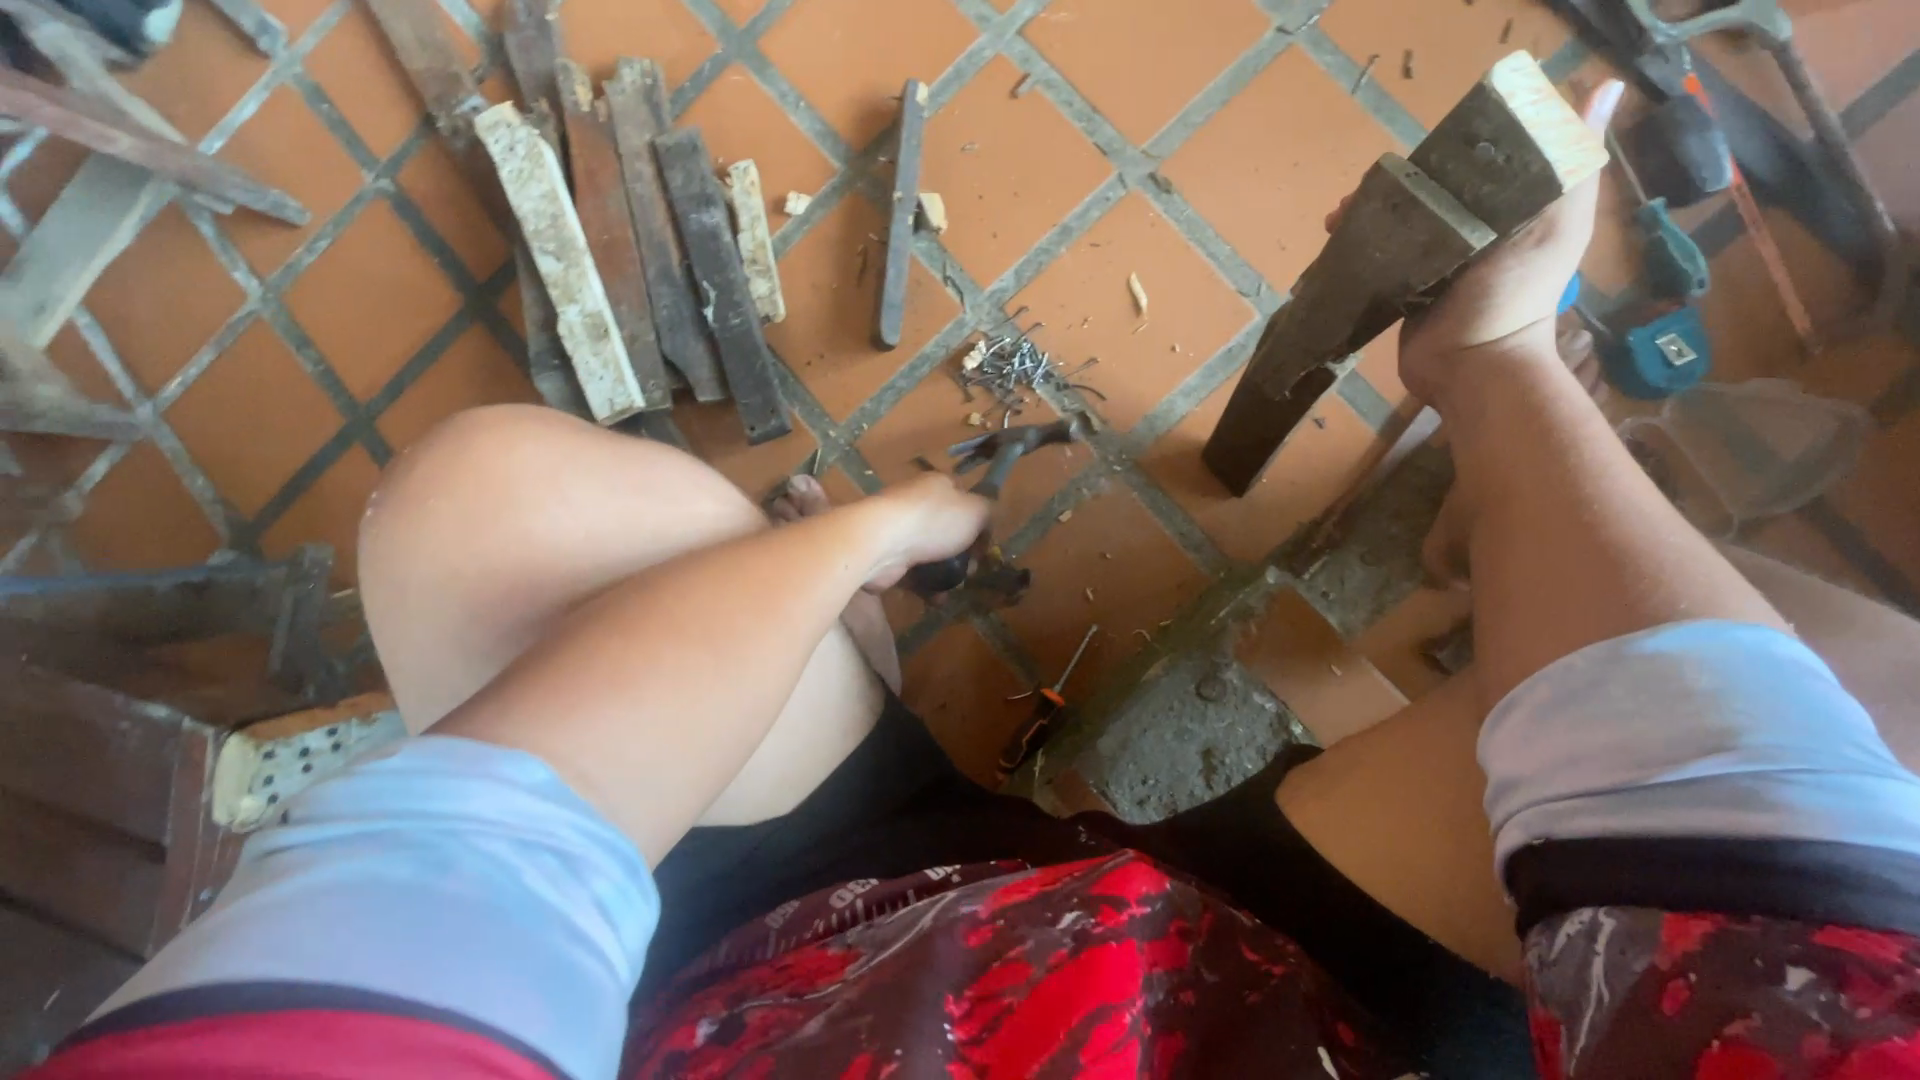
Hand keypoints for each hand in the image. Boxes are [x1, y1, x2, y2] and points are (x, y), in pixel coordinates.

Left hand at [862, 472, 990, 590]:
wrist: (881, 542)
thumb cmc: (934, 521)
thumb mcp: (976, 510)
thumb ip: (989, 511)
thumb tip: (987, 517)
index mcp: (938, 485)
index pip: (964, 498)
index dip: (978, 521)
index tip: (985, 545)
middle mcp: (917, 503)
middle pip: (948, 529)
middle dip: (963, 553)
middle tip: (970, 569)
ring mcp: (900, 530)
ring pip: (932, 553)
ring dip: (946, 573)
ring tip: (954, 588)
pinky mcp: (888, 555)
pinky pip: (914, 572)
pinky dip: (926, 586)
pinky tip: (937, 599)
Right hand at [1327, 80, 1624, 405]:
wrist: (1471, 366)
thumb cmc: (1516, 295)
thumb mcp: (1558, 224)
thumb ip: (1573, 165)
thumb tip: (1604, 89)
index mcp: (1507, 212)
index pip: (1470, 168)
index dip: (1438, 153)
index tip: (1408, 152)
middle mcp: (1470, 233)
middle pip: (1425, 195)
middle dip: (1391, 188)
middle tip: (1360, 192)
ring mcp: (1433, 265)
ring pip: (1395, 226)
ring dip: (1365, 216)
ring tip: (1337, 216)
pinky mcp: (1402, 292)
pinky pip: (1377, 262)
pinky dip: (1355, 249)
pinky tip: (1334, 241)